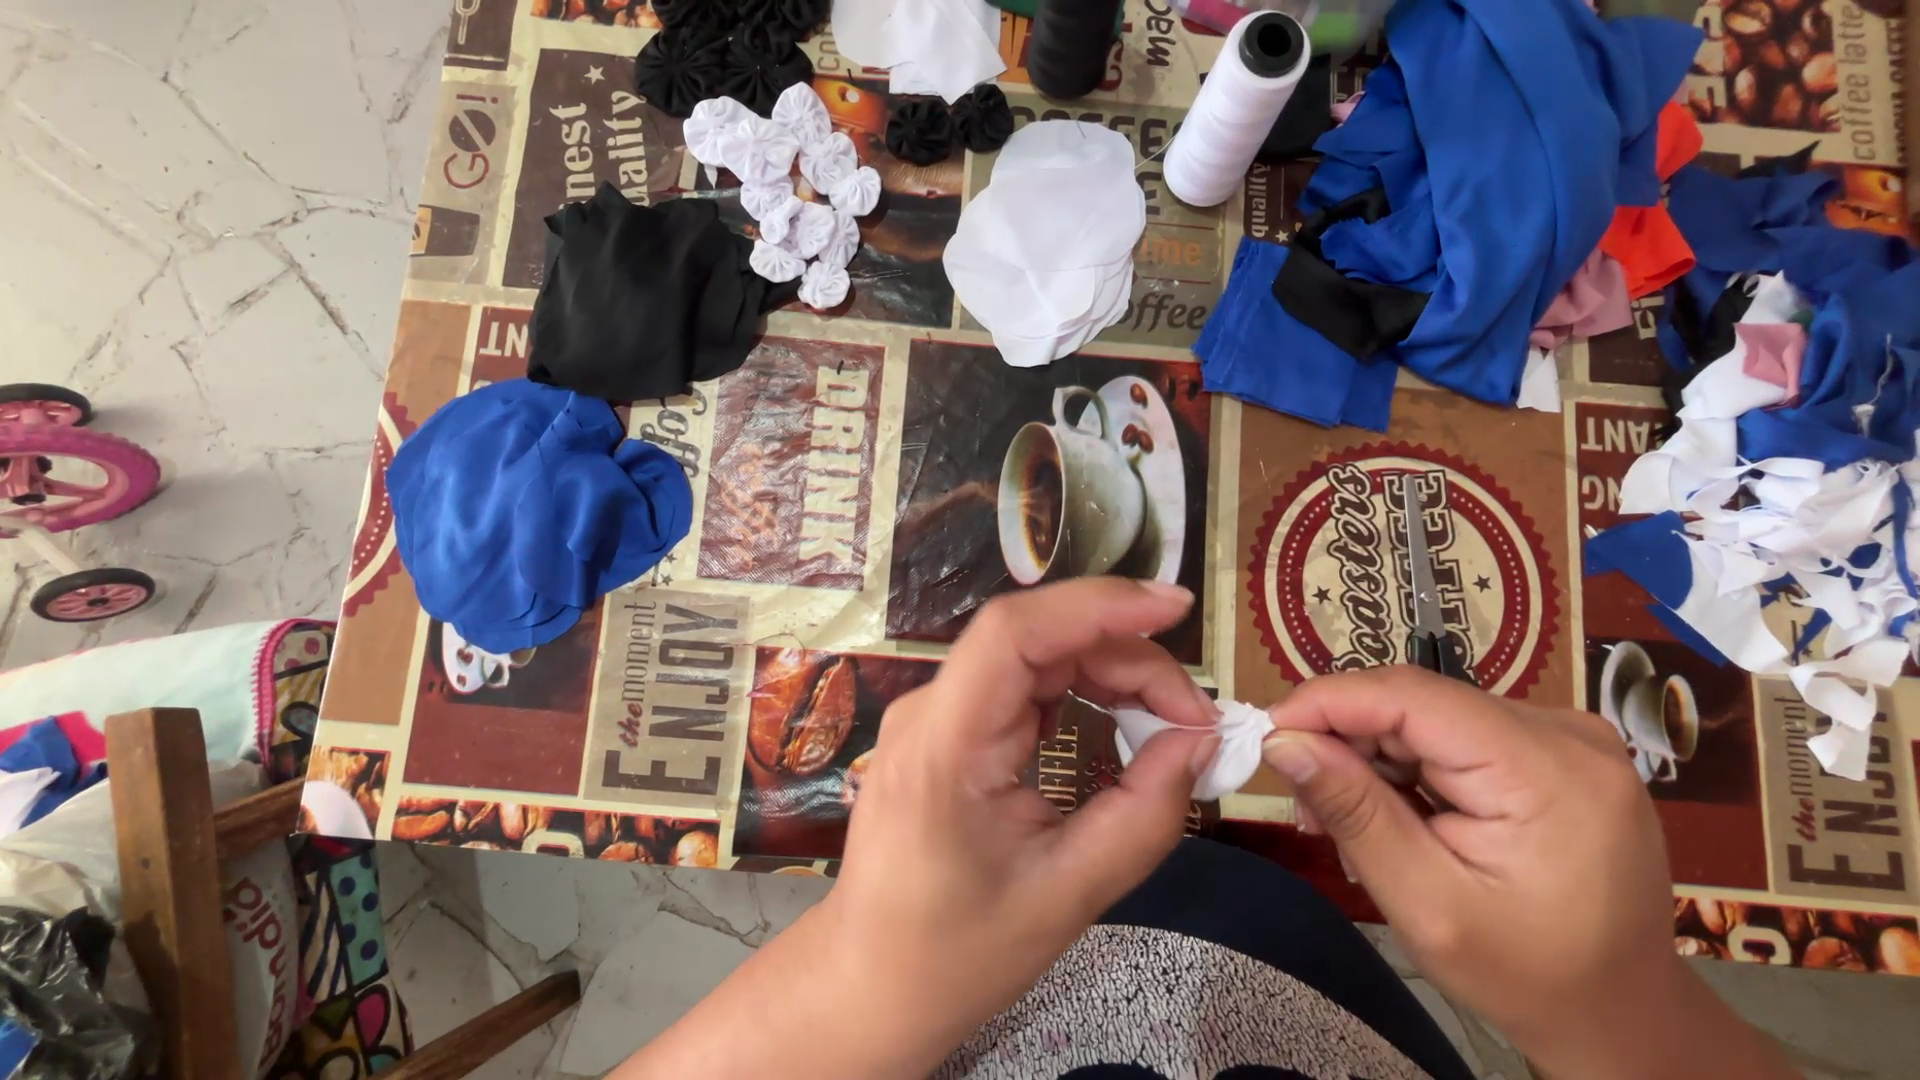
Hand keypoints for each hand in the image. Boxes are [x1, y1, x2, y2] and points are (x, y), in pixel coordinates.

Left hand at [820, 578, 1220, 1066]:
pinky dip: (1080, 692)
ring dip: (1107, 673)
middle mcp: (930, 711)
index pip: (1012, 634)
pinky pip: (1021, 686)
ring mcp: (935, 715)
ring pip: (1033, 658)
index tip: (1174, 607)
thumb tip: (1200, 741)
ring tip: (1169, 721)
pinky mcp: (948, 729)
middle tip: (1194, 716)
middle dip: (1125, 657)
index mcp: (944, 746)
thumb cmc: (956, 953)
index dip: (1095, 604)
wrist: (871, 982)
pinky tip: (1119, 720)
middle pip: (1034, 641)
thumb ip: (1143, 815)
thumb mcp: (1067, 897)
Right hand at [1261, 667, 1793, 1079]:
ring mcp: (1561, 736)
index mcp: (1550, 771)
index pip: (1413, 697)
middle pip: (1416, 703)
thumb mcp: (1426, 904)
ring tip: (1344, 823)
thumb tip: (1282, 740)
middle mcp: (1564, 732)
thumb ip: (1355, 812)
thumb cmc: (1529, 976)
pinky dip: (1403, 766)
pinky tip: (1390, 814)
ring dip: (1369, 757)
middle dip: (1343, 742)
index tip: (1265, 733)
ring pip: (1424, 715)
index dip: (1328, 702)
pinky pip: (1449, 733)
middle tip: (1305, 806)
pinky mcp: (1549, 749)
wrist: (1622, 1016)